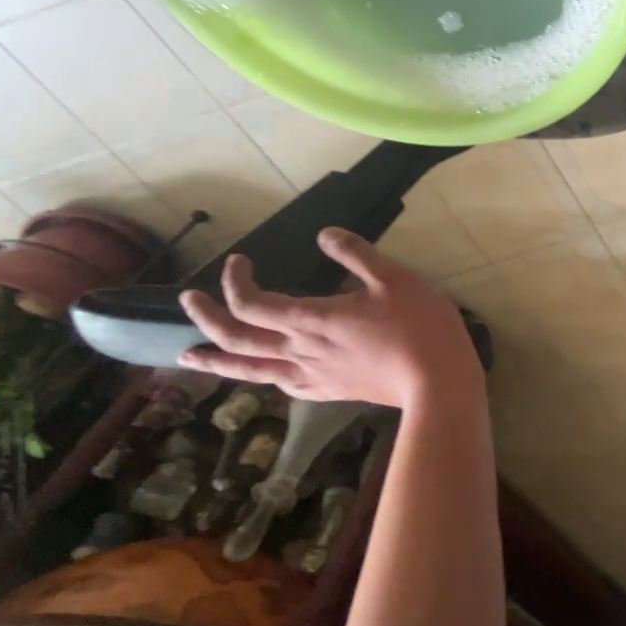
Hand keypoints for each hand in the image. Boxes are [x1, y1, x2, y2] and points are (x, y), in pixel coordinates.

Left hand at [177, 227, 480, 410]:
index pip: (251, 303)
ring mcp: (312, 375)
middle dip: (206, 317)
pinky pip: (282, 386)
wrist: (437, 379)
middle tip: (190, 299)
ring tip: (188, 355)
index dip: (235, 281)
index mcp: (311, 319)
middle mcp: (299, 349)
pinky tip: (260, 376)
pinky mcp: (329, 390)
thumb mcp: (395, 279)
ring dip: (215, 359)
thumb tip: (325, 235)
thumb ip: (358, 255)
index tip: (239, 261)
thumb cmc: (419, 325)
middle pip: (236, 337)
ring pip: (249, 369)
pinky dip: (261, 378)